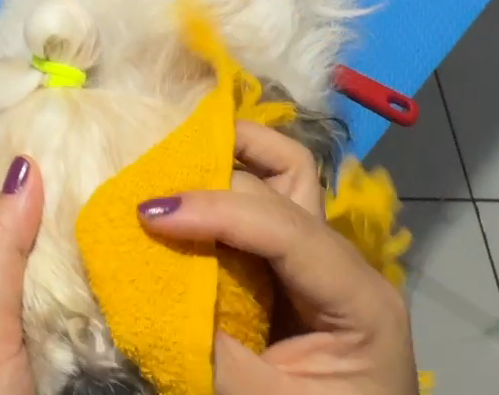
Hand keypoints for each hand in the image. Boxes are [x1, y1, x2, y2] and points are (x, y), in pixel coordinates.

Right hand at [139, 126, 416, 394]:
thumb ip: (207, 345)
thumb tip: (139, 285)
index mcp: (360, 300)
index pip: (286, 228)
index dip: (215, 209)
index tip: (149, 214)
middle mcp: (345, 262)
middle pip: (282, 187)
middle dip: (212, 179)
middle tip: (148, 187)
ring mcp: (320, 259)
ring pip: (284, 172)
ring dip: (229, 152)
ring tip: (170, 156)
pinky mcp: (293, 266)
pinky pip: (262, 205)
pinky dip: (222, 186)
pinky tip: (184, 188)